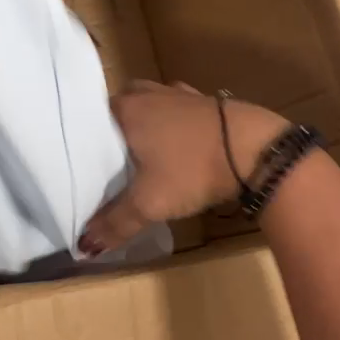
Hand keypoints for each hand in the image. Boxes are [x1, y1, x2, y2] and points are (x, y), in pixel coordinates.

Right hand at [79, 80, 289, 253]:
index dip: (84, 142)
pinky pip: (175, 106)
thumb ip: (113, 224)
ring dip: (142, 122)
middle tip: (109, 162)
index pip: (88, 120)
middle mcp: (143, 93)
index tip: (83, 163)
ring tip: (140, 150)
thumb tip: (83, 247)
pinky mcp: (202, 99)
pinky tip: (176, 139)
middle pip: (116, 111)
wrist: (256, 149)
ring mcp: (174, 93)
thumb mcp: (149, 204)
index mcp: (122, 109)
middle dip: (112, 132)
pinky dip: (171, 120)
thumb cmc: (192, 169)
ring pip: (146, 103)